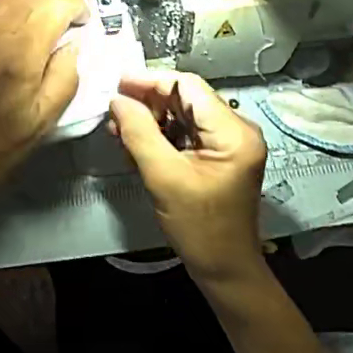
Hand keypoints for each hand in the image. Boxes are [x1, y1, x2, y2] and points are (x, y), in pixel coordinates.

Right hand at [109, 72, 269, 285]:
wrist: (226, 270)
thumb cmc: (200, 228)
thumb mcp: (164, 179)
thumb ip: (139, 134)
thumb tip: (118, 100)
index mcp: (234, 131)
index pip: (189, 87)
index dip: (151, 81)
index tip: (118, 84)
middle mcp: (237, 129)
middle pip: (186, 98)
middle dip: (148, 102)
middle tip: (114, 111)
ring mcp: (230, 143)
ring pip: (184, 115)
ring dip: (152, 119)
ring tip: (119, 129)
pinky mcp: (220, 156)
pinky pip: (187, 133)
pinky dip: (162, 135)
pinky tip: (136, 143)